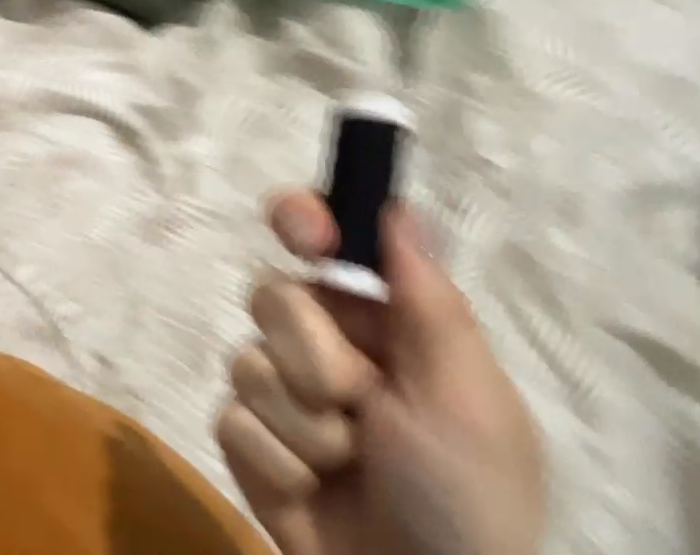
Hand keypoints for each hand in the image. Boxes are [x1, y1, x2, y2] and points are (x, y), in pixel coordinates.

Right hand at [217, 188, 545, 554]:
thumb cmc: (464, 492)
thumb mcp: (466, 399)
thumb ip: (428, 302)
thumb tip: (399, 206)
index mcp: (380, 322)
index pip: (322, 240)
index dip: (300, 218)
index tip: (301, 231)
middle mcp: (321, 344)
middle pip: (272, 297)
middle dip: (314, 357)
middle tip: (362, 404)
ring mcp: (277, 390)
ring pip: (248, 363)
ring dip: (304, 424)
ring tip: (347, 466)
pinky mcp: (244, 436)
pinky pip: (232, 419)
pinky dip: (277, 460)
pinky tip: (311, 488)